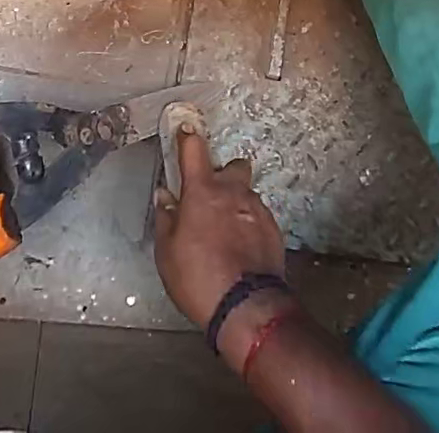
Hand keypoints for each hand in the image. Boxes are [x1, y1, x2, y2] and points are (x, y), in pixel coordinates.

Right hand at [152, 130, 292, 357]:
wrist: (246, 309)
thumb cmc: (198, 277)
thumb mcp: (167, 251)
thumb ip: (166, 218)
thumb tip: (164, 197)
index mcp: (203, 190)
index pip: (194, 148)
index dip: (187, 136)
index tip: (184, 130)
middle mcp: (233, 191)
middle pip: (233, 166)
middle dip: (224, 174)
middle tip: (211, 197)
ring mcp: (257, 209)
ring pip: (246, 193)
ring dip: (236, 204)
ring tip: (225, 232)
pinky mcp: (273, 229)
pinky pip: (258, 216)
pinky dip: (249, 225)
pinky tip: (241, 248)